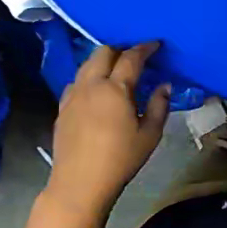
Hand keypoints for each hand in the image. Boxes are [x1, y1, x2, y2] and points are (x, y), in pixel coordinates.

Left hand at [45, 42, 172, 210]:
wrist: (80, 182)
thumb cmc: (120, 159)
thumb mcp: (149, 135)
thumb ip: (159, 106)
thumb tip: (164, 86)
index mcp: (115, 89)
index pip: (131, 57)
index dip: (145, 48)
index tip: (155, 44)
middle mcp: (91, 84)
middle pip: (103, 52)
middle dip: (120, 48)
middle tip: (134, 55)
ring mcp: (73, 94)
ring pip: (86, 64)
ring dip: (102, 61)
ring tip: (115, 70)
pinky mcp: (62, 107)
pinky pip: (76, 81)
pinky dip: (88, 77)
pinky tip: (95, 90)